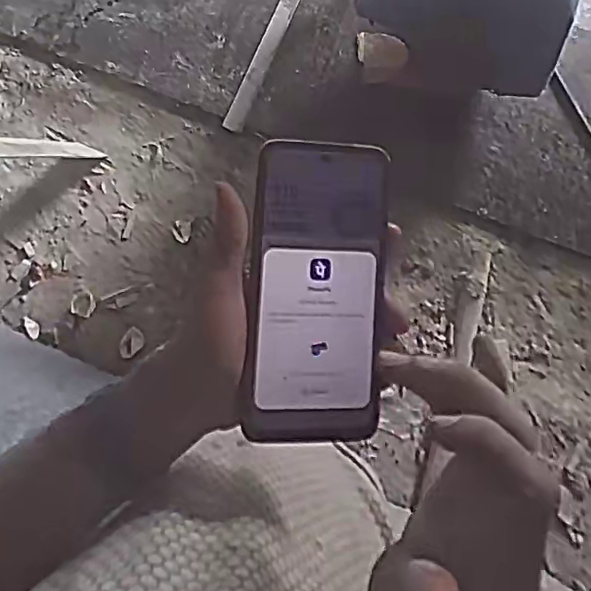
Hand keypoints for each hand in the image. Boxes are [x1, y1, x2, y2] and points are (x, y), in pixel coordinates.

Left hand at [160, 183, 408, 431]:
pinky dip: (365, 366)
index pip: (324, 251)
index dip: (358, 242)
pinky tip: (380, 373)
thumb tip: (224, 191)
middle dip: (379, 294)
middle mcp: (295, 301)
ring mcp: (303, 336)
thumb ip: (228, 243)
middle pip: (349, 289)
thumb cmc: (204, 340)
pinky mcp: (307, 367)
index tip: (386, 236)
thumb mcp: (219, 287)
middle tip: (394, 309)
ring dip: (377, 330)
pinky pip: (344, 362)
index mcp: (278, 276)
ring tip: (391, 343)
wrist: (196, 399)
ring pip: (353, 326)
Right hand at [369, 353, 559, 590]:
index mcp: (513, 533)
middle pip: (509, 420)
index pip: (524, 470)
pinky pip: (466, 404)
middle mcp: (517, 492)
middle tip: (397, 366)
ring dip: (443, 376)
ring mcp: (497, 467)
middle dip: (457, 385)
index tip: (431, 429)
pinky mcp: (473, 454)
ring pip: (489, 403)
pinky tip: (405, 373)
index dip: (485, 440)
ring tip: (391, 362)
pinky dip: (437, 383)